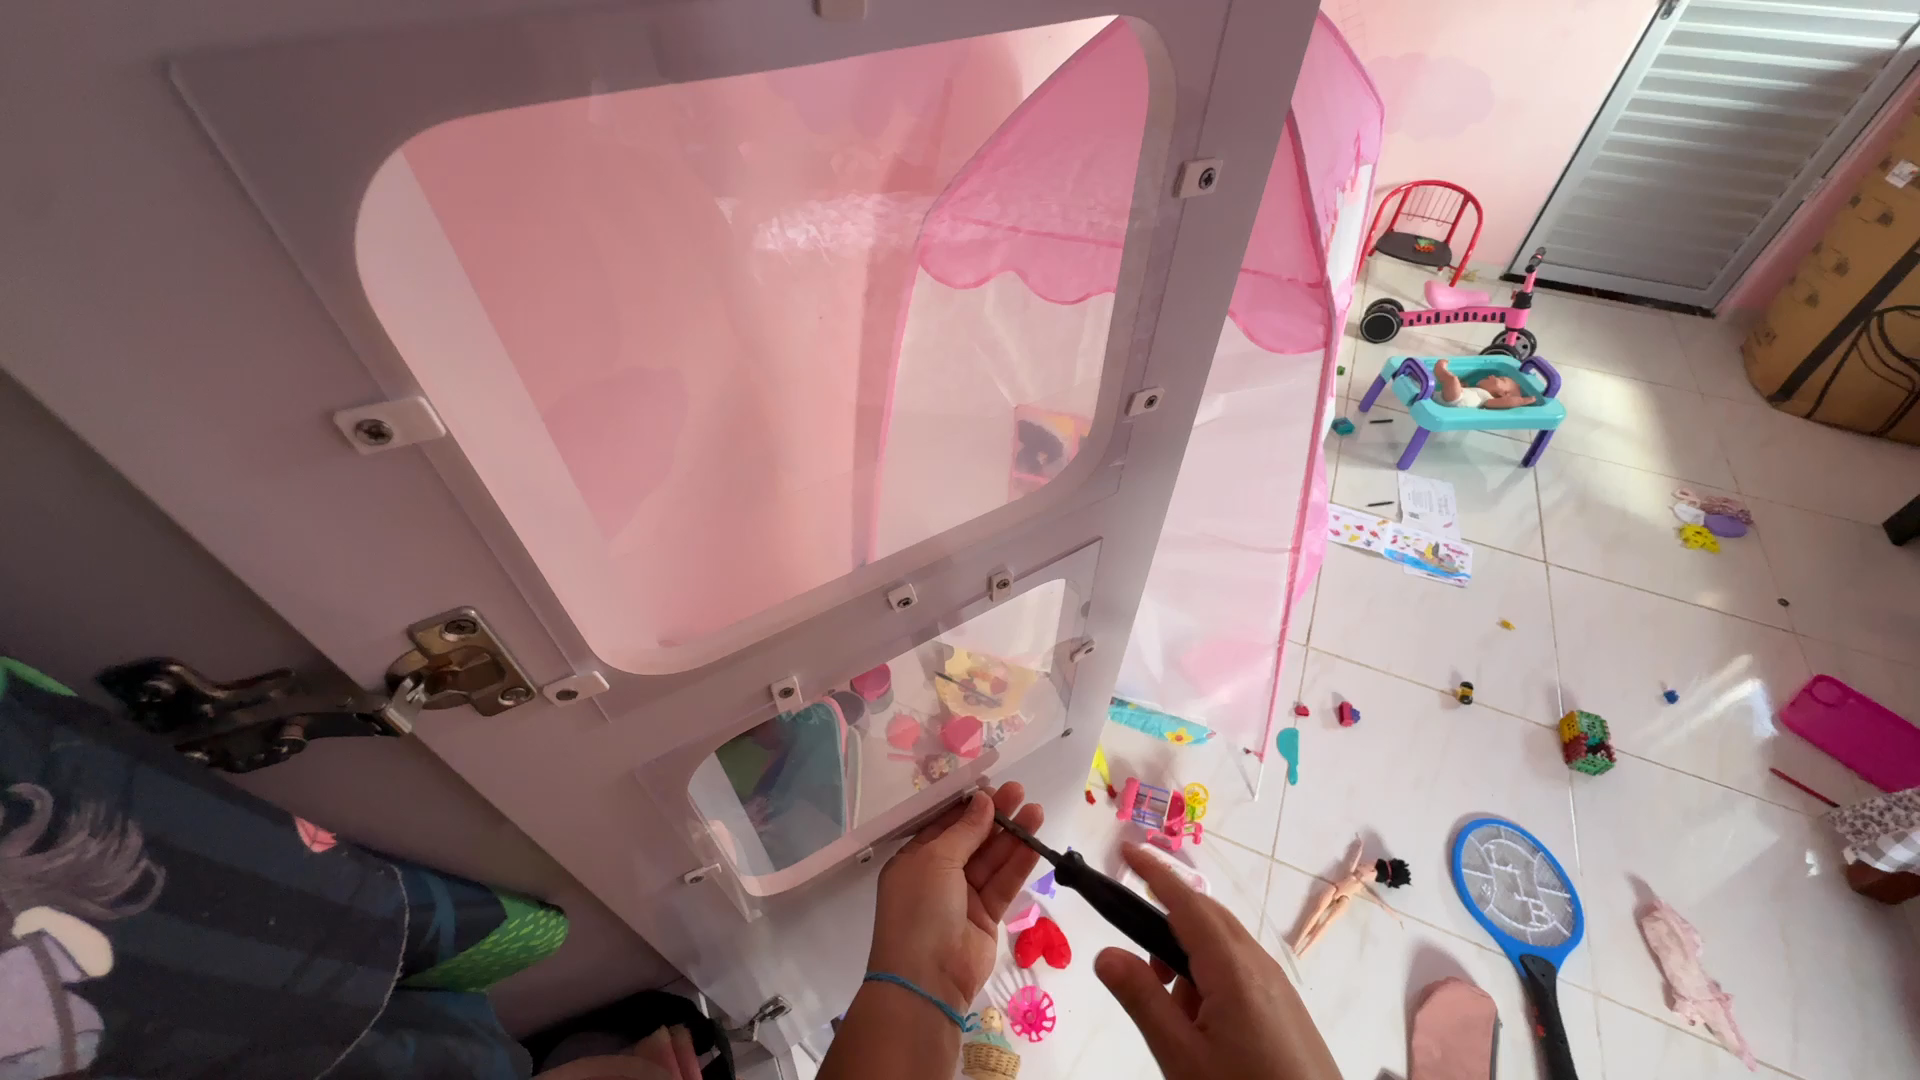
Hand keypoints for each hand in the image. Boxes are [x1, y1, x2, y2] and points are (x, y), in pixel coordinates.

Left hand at [866, 783, 1043, 1010]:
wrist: (927, 980)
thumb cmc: (920, 909)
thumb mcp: (936, 860)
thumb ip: (964, 830)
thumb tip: (984, 801)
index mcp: (915, 859)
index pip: (944, 824)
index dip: (968, 805)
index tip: (993, 787)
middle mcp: (937, 875)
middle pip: (971, 838)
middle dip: (995, 816)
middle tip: (1020, 791)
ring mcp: (962, 897)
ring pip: (991, 859)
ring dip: (1013, 836)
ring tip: (1036, 810)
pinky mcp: (986, 917)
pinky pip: (1003, 883)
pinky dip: (1018, 863)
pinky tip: (1036, 842)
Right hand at [1094, 845, 1340, 1079]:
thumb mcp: (1182, 1058)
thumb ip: (1142, 1000)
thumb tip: (1104, 952)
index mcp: (1231, 966)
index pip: (1185, 901)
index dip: (1154, 871)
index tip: (1125, 848)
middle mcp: (1257, 962)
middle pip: (1205, 914)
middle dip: (1166, 912)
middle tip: (1132, 939)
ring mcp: (1276, 984)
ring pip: (1221, 942)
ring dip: (1186, 952)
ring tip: (1165, 1001)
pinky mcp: (1284, 1006)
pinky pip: (1238, 966)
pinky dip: (1207, 973)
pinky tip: (1198, 1019)